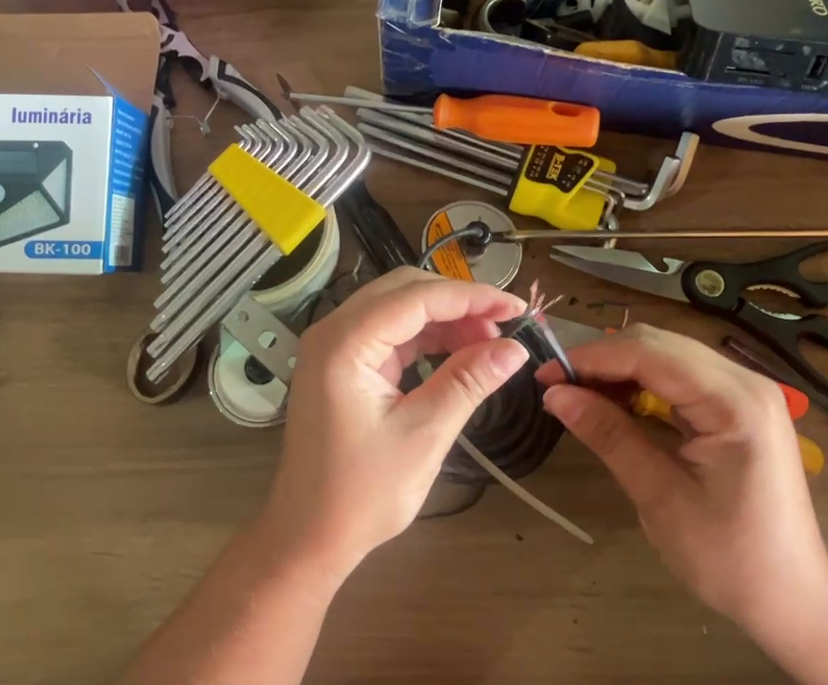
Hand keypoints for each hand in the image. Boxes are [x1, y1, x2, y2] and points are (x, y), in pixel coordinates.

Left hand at [262, 268, 528, 570]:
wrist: (309, 534)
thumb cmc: (362, 492)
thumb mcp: (424, 434)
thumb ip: (467, 382)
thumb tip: (516, 349)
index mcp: (344, 343)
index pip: (415, 297)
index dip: (470, 297)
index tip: (518, 307)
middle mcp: (332, 331)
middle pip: (402, 292)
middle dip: (457, 304)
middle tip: (505, 327)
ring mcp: (333, 347)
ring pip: (396, 310)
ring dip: (443, 320)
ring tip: (489, 345)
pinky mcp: (341, 364)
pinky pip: (388, 334)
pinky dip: (424, 339)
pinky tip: (458, 353)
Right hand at [534, 326, 827, 637]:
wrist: (792, 600)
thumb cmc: (729, 557)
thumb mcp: (660, 497)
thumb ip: (609, 436)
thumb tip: (554, 394)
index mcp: (736, 403)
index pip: (649, 353)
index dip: (591, 358)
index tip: (545, 376)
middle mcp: (746, 382)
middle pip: (657, 344)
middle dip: (601, 358)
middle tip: (556, 386)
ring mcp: (745, 392)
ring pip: (665, 354)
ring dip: (617, 367)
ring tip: (577, 393)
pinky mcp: (738, 406)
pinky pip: (678, 374)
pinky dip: (640, 380)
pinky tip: (613, 401)